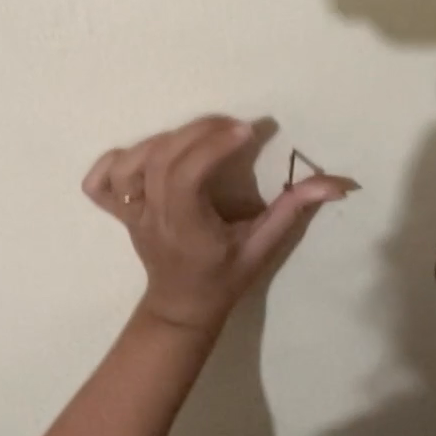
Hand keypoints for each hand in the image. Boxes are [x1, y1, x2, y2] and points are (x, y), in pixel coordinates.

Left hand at [83, 116, 355, 331]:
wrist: (182, 308)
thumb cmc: (226, 277)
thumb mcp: (265, 246)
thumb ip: (294, 210)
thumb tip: (337, 183)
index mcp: (186, 227)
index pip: (185, 177)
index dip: (212, 147)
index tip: (247, 131)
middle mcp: (152, 217)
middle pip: (160, 159)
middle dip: (198, 131)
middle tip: (233, 127)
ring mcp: (130, 214)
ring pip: (129, 165)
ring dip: (164, 139)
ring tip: (199, 138)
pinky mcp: (119, 211)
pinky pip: (99, 183)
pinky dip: (115, 161)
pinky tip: (143, 155)